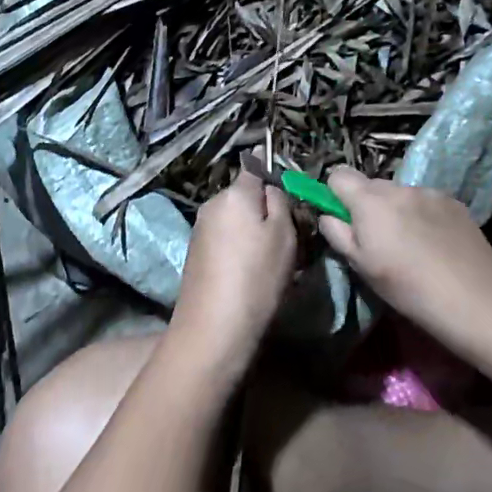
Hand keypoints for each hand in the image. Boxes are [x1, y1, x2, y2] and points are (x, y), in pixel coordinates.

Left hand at [170, 171, 297, 365]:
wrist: (214, 326)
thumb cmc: (256, 276)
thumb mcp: (283, 233)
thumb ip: (279, 200)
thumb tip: (270, 184)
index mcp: (233, 193)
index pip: (255, 166)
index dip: (276, 172)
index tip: (294, 191)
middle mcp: (212, 204)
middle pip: (246, 195)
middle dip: (268, 209)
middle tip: (294, 235)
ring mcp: (201, 229)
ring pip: (237, 219)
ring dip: (256, 231)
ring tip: (278, 260)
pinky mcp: (197, 253)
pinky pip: (227, 238)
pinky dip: (242, 248)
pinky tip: (255, 273)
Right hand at [317, 166, 491, 326]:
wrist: (472, 298)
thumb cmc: (406, 285)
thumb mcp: (360, 265)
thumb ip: (337, 234)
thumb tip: (328, 216)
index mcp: (370, 201)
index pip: (338, 175)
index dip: (336, 194)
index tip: (343, 218)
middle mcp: (399, 188)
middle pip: (371, 185)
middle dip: (368, 204)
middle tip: (378, 238)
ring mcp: (430, 192)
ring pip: (400, 194)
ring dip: (397, 209)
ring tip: (411, 242)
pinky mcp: (454, 202)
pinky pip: (426, 201)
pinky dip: (422, 215)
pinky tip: (434, 242)